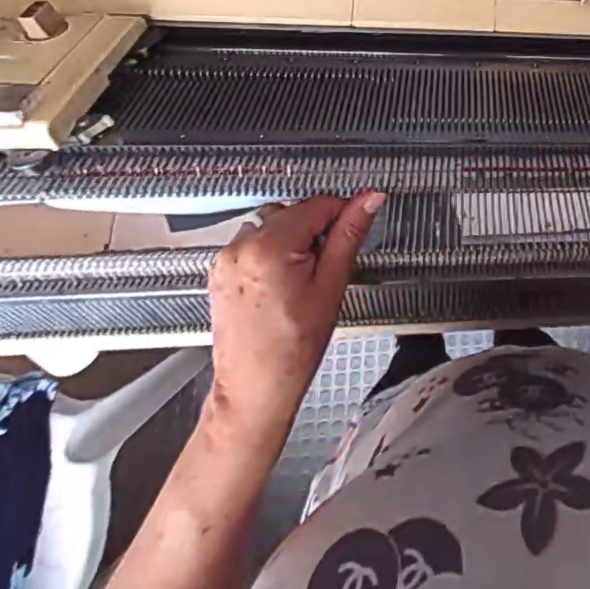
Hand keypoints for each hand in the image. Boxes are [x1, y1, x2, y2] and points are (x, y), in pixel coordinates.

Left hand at [202, 192, 384, 436]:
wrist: (254, 389)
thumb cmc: (291, 348)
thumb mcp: (331, 285)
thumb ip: (350, 233)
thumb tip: (368, 200)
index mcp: (269, 247)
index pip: (318, 204)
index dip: (341, 217)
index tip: (351, 232)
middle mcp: (240, 247)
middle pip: (294, 212)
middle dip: (315, 232)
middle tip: (324, 269)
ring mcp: (226, 258)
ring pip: (275, 225)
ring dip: (294, 240)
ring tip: (302, 279)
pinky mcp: (221, 270)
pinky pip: (255, 243)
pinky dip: (273, 253)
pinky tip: (282, 284)